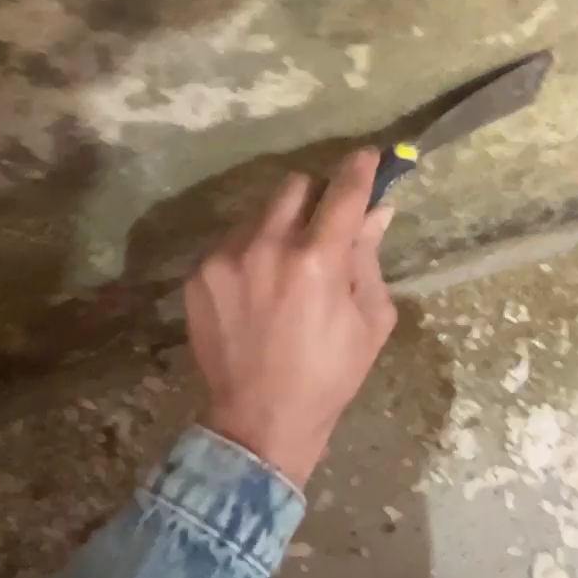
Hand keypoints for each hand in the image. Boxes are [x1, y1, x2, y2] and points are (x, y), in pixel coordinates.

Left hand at [185, 148, 398, 485]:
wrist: (260, 420)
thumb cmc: (331, 374)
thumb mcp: (371, 319)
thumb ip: (370, 256)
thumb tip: (378, 210)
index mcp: (317, 260)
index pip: (344, 191)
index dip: (361, 167)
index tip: (370, 156)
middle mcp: (267, 247)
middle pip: (295, 186)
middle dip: (317, 197)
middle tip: (327, 225)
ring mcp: (226, 259)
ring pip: (261, 211)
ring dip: (282, 224)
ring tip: (287, 265)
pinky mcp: (199, 275)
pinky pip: (233, 240)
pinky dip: (253, 251)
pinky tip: (259, 287)